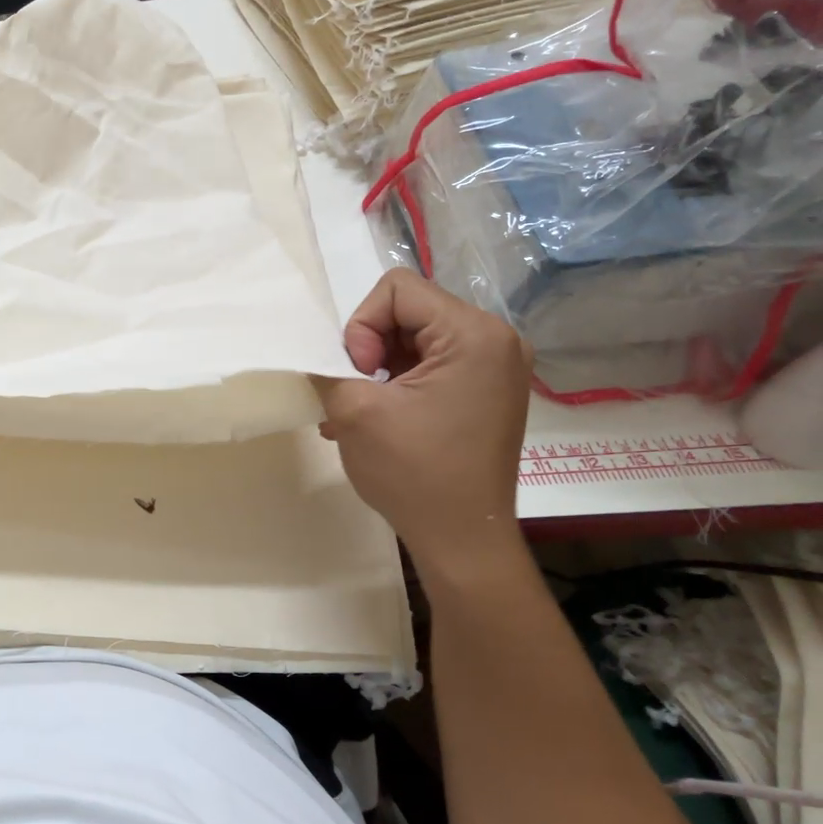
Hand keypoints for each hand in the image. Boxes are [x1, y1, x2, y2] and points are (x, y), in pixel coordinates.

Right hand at [316, 269, 531, 564]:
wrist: (461, 534)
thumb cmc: (412, 470)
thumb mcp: (354, 410)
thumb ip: (330, 366)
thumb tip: (325, 355)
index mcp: (475, 334)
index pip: (397, 290)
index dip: (361, 327)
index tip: (361, 376)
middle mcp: (496, 339)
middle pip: (408, 311)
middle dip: (369, 347)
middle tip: (359, 394)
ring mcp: (495, 367)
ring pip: (414, 339)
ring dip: (378, 369)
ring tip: (361, 413)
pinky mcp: (486, 391)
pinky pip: (431, 365)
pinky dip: (398, 384)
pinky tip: (379, 420)